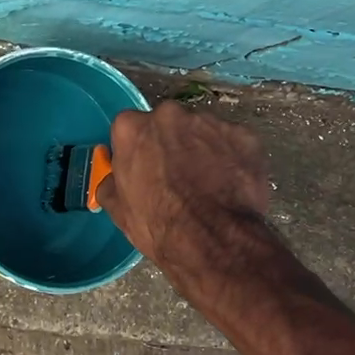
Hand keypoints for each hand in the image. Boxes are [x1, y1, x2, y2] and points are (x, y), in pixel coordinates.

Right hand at [95, 100, 271, 277]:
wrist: (213, 240)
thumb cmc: (158, 225)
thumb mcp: (119, 209)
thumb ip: (111, 182)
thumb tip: (111, 177)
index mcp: (131, 127)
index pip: (130, 128)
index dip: (139, 149)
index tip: (146, 168)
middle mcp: (168, 114)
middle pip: (167, 123)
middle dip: (172, 143)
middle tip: (179, 176)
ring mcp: (209, 122)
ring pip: (203, 131)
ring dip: (204, 149)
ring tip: (210, 184)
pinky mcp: (243, 135)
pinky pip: (234, 142)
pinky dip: (234, 158)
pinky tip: (233, 184)